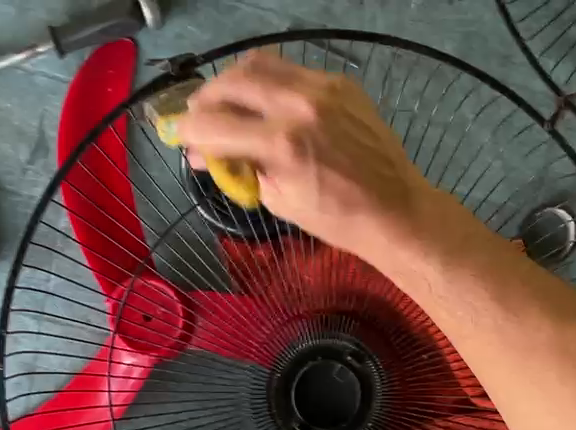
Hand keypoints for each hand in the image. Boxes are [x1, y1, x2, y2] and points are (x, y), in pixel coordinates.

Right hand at [178, 50, 438, 257]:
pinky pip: (292, 70)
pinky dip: (270, 84)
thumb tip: (204, 156)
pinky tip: (268, 105)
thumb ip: (241, 171)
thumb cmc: (336, 219)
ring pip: (261, 63)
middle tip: (200, 117)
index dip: (189, 130)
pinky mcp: (340, 83)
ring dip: (235, 82)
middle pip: (233, 81)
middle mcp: (299, 105)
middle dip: (207, 98)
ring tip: (229, 104)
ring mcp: (322, 88)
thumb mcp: (280, 202)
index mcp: (282, 145)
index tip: (182, 137)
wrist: (393, 209)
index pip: (215, 123)